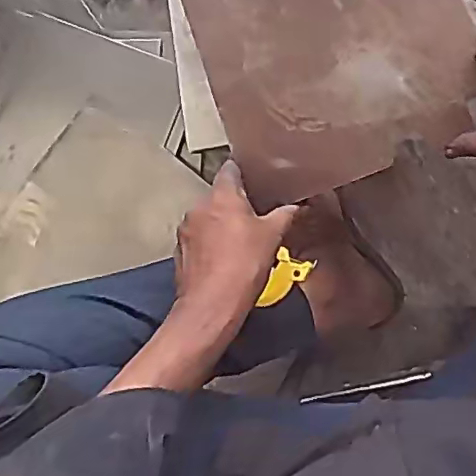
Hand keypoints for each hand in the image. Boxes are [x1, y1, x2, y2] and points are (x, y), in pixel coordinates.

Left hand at [173, 160, 299, 319]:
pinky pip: (198, 239)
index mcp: (222, 196)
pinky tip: (225, 259)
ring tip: (242, 241)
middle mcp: (199, 207)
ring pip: (207, 217)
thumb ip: (284, 215)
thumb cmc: (241, 268)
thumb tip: (295, 207)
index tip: (254, 176)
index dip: (244, 171)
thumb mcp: (273, 237)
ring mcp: (186, 229)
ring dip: (221, 224)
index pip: (230, 169)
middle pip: (219, 195)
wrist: (211, 306)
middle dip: (235, 203)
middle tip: (256, 216)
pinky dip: (210, 243)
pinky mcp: (180, 251)